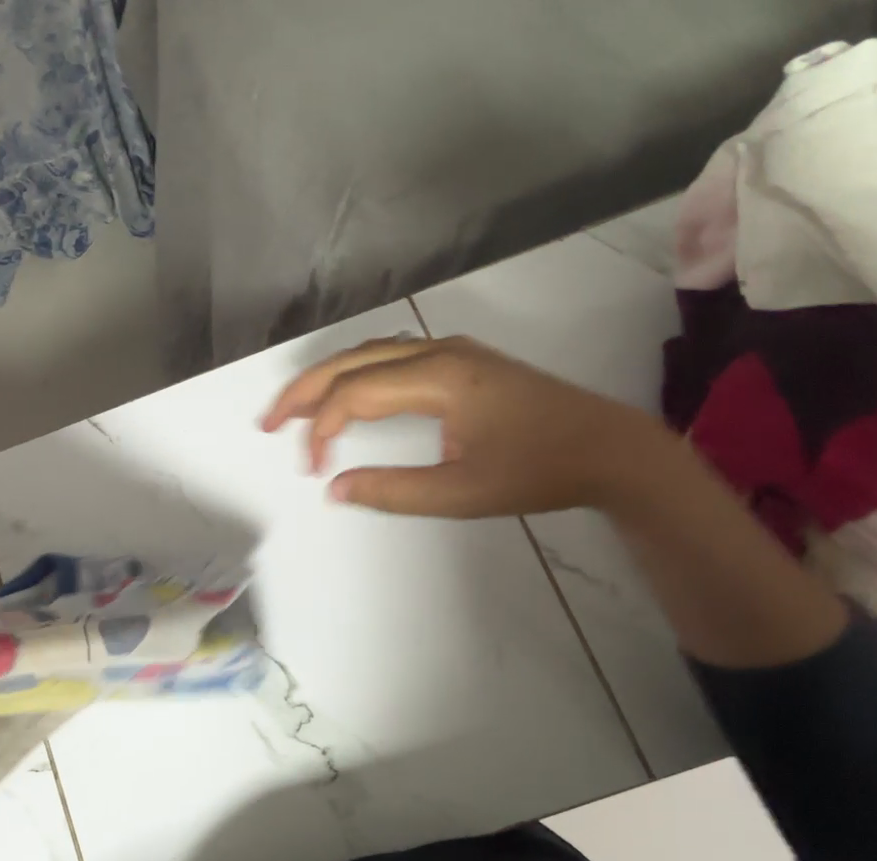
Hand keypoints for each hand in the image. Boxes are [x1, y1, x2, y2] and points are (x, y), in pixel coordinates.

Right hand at [260, 335, 677, 517]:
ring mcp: (454, 351)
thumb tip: (334, 488)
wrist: (609, 448)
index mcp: (439, 378)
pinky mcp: (464, 361)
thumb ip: (393, 491)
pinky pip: (393, 357)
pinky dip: (358, 374)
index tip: (311, 470)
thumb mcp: (462, 493)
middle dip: (305, 390)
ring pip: (372, 353)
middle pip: (353, 360)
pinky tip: (350, 395)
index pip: (355, 394)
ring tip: (296, 409)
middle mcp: (440, 352)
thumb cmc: (537, 471)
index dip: (321, 428)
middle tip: (267, 421)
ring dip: (329, 379)